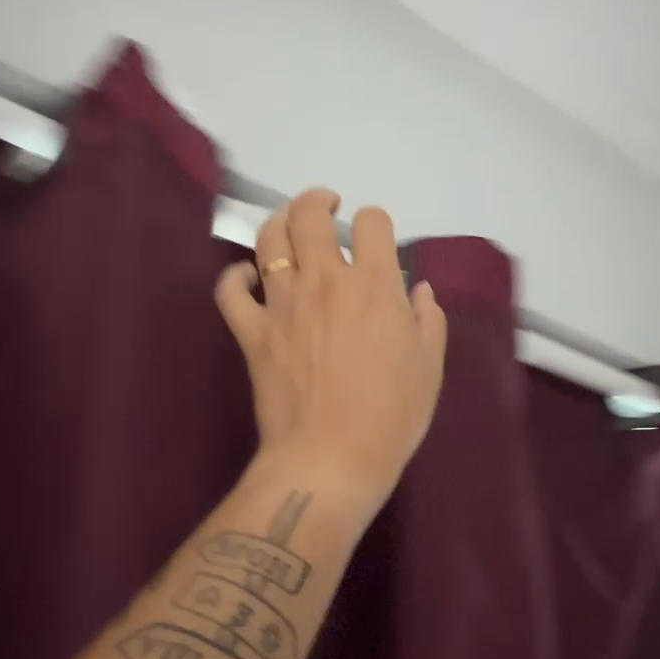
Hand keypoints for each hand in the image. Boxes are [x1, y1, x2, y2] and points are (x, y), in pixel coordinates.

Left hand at [215, 189, 446, 499]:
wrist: (331, 458)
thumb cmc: (392, 416)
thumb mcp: (430, 366)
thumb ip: (427, 319)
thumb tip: (418, 290)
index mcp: (373, 284)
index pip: (372, 222)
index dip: (376, 222)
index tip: (378, 239)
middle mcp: (324, 281)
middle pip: (310, 214)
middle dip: (320, 201)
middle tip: (328, 208)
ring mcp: (282, 304)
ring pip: (269, 239)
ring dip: (279, 224)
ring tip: (290, 230)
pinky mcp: (252, 332)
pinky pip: (230, 290)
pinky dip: (235, 277)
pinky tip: (248, 278)